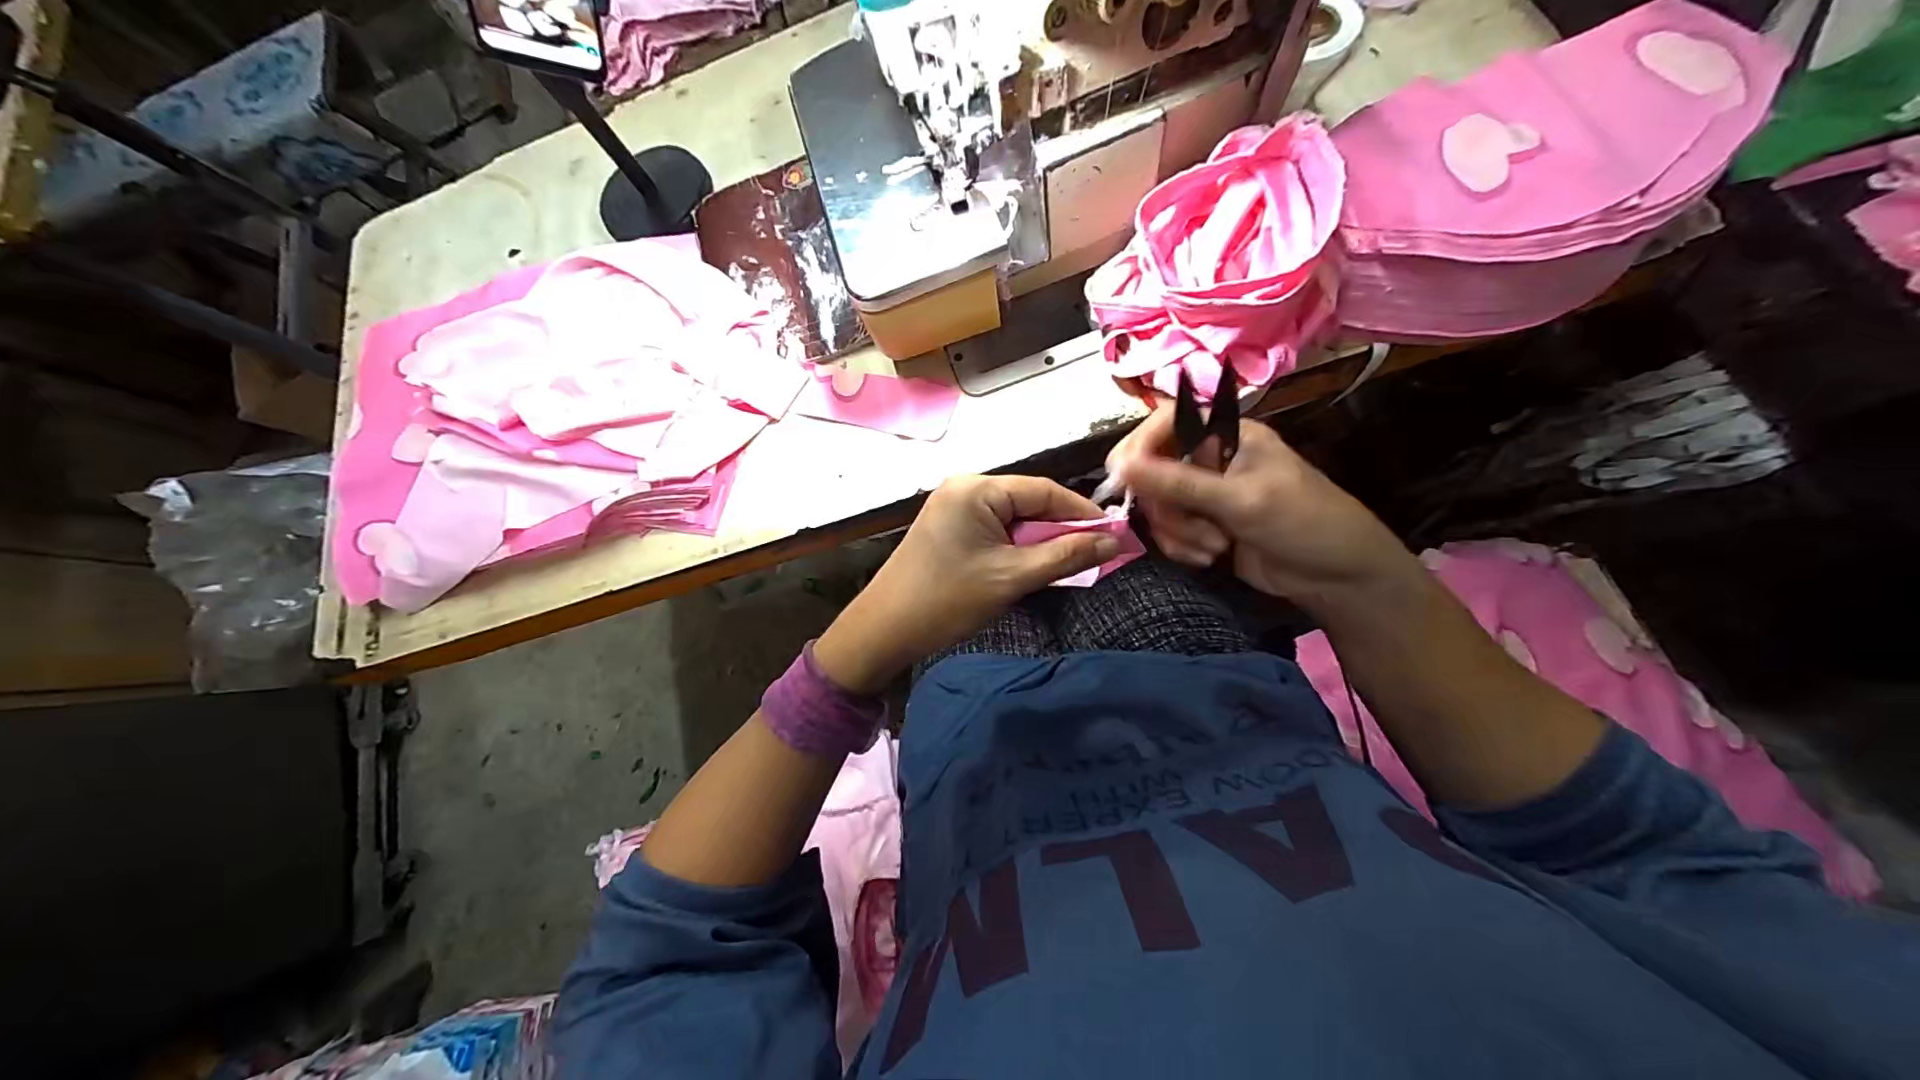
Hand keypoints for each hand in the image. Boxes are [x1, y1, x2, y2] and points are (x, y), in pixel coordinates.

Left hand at [814, 475, 1117, 692]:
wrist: (884, 630)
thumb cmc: (947, 601)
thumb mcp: (1012, 578)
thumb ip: (1065, 556)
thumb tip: (1112, 542)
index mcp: (976, 489)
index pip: (1044, 490)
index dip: (1082, 513)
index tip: (1114, 536)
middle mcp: (964, 488)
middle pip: (1029, 501)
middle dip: (1062, 528)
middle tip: (1097, 554)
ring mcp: (954, 507)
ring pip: (1014, 518)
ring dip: (1042, 540)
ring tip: (1071, 563)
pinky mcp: (949, 528)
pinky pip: (995, 529)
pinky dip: (1018, 547)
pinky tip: (1036, 565)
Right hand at [1110, 404, 1419, 613]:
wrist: (1337, 578)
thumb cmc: (1302, 523)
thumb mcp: (1240, 500)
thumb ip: (1177, 483)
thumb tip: (1120, 466)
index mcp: (1228, 434)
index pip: (1165, 423)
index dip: (1138, 446)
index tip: (1121, 478)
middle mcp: (1211, 458)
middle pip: (1153, 470)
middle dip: (1167, 506)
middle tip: (1192, 526)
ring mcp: (1205, 494)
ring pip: (1158, 505)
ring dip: (1180, 532)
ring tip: (1216, 546)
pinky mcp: (1203, 526)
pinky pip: (1169, 531)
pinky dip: (1183, 547)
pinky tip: (1212, 557)